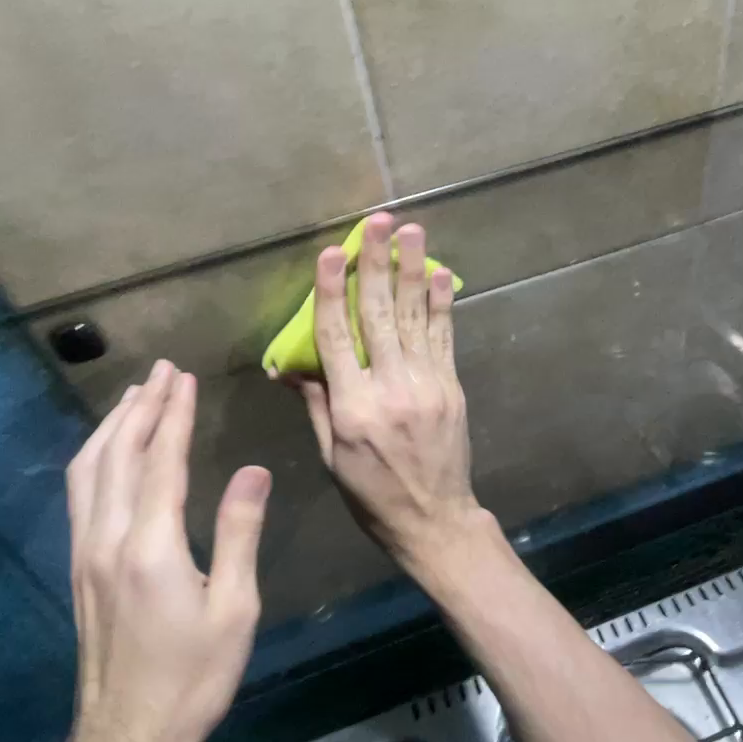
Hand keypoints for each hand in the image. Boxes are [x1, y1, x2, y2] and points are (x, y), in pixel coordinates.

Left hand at [57, 359, 269, 741]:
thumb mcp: (234, 610)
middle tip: (162, 370)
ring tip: (134, 395)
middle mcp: (108, 539)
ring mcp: (85, 554)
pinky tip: (108, 452)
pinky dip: (95, 458)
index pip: (162, 461)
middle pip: (119, 455)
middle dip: (142, 406)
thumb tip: (253, 470)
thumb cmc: (193, 677)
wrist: (126, 738)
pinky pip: (81, 495)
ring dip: (112, 427)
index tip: (184, 376)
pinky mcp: (79, 570)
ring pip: (89, 471)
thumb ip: (239, 534)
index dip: (174, 414)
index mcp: (150, 546)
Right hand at [294, 213, 500, 578]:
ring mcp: (426, 385)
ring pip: (416, 318)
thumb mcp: (332, 456)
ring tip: (412, 231)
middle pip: (380, 316)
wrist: (435, 519)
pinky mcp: (451, 388)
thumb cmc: (372, 494)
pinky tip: (438, 273)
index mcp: (353, 408)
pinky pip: (445, 339)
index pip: (337, 338)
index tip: (332, 254)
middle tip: (378, 222)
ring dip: (412, 270)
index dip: (332, 292)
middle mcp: (390, 388)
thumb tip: (291, 366)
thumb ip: (317, 405)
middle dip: (378, 265)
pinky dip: (442, 304)